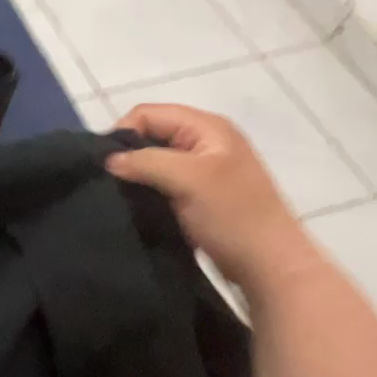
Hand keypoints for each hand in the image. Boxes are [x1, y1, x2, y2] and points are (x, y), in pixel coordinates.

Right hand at [104, 104, 324, 290]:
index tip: (108, 167)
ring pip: (155, 160)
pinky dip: (148, 191)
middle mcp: (205, 141)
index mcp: (207, 126)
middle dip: (128, 155)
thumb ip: (145, 161)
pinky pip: (163, 182)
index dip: (123, 133)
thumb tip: (108, 160)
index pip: (147, 113)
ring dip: (137, 176)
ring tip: (123, 197)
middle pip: (150, 134)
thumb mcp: (187, 179)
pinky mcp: (199, 194)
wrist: (268, 264)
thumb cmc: (232, 215)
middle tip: (113, 183)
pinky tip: (140, 207)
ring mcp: (203, 169)